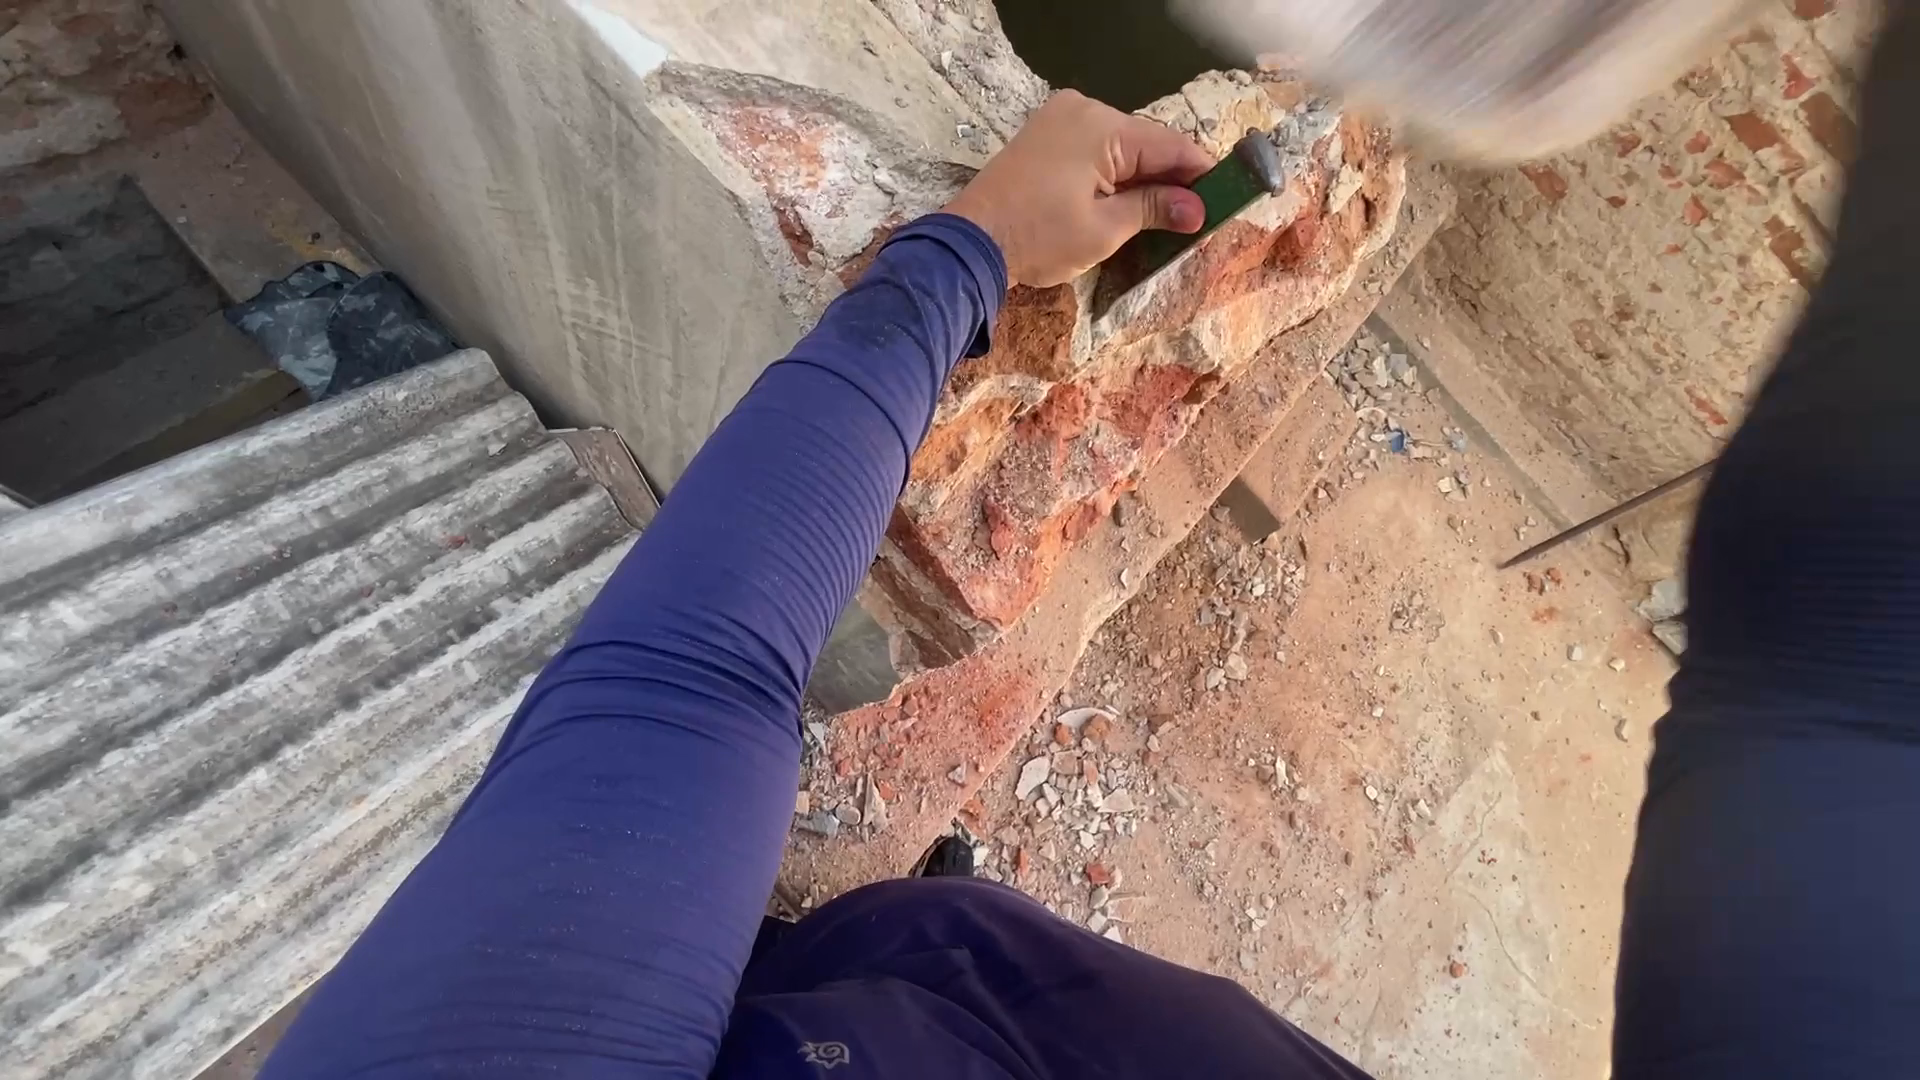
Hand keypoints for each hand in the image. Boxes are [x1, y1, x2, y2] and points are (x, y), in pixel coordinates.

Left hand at [942, 91, 1213, 287]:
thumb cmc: (1038, 239)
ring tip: (1161, 215)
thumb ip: (1153, 210)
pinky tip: (1122, 202)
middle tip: (1193, 214)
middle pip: (1143, 144)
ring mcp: (1057, 121)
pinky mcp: (1041, 139)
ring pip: (1117, 148)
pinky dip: (1109, 175)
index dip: (1199, 173)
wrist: (971, 245)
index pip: (1168, 145)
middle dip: (1168, 178)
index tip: (1225, 196)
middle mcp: (1081, 110)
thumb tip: (1196, 209)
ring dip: (1139, 179)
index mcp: (1102, 127)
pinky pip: (1090, 152)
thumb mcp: (1104, 230)